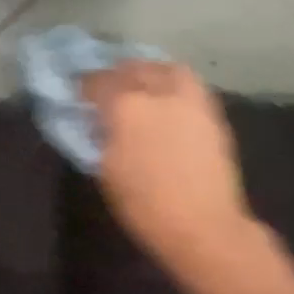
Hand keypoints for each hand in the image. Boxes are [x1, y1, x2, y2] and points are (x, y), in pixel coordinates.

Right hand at [82, 60, 256, 265]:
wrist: (203, 226)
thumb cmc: (144, 204)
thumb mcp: (106, 170)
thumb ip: (101, 137)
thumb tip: (99, 122)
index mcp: (125, 107)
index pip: (98, 82)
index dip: (85, 85)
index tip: (80, 94)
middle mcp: (159, 94)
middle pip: (134, 68)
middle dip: (118, 73)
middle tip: (109, 86)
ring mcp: (190, 101)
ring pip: (168, 69)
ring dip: (150, 72)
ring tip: (142, 84)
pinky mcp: (213, 115)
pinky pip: (190, 87)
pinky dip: (174, 86)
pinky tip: (167, 101)